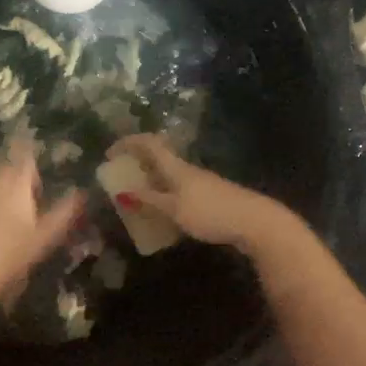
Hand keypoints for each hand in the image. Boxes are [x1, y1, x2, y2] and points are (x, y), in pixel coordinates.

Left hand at [0, 150, 82, 308]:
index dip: (33, 172)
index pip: (27, 156)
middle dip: (15, 183)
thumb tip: (80, 193)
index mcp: (15, 180)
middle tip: (20, 214)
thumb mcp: (43, 238)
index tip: (36, 193)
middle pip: (6, 167)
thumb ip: (64, 212)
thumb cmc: (9, 256)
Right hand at [108, 135, 298, 252]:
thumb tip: (120, 192)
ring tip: (136, 196)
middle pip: (158, 157)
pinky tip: (161, 211)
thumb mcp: (174, 209)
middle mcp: (187, 169)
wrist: (256, 223)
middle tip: (119, 176)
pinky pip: (177, 188)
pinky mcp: (209, 195)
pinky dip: (163, 193)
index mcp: (176, 167)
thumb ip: (148, 200)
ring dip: (149, 180)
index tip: (109, 153)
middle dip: (136, 163)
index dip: (128, 143)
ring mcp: (200, 182)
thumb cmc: (211, 212)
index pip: (148, 143)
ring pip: (168, 174)